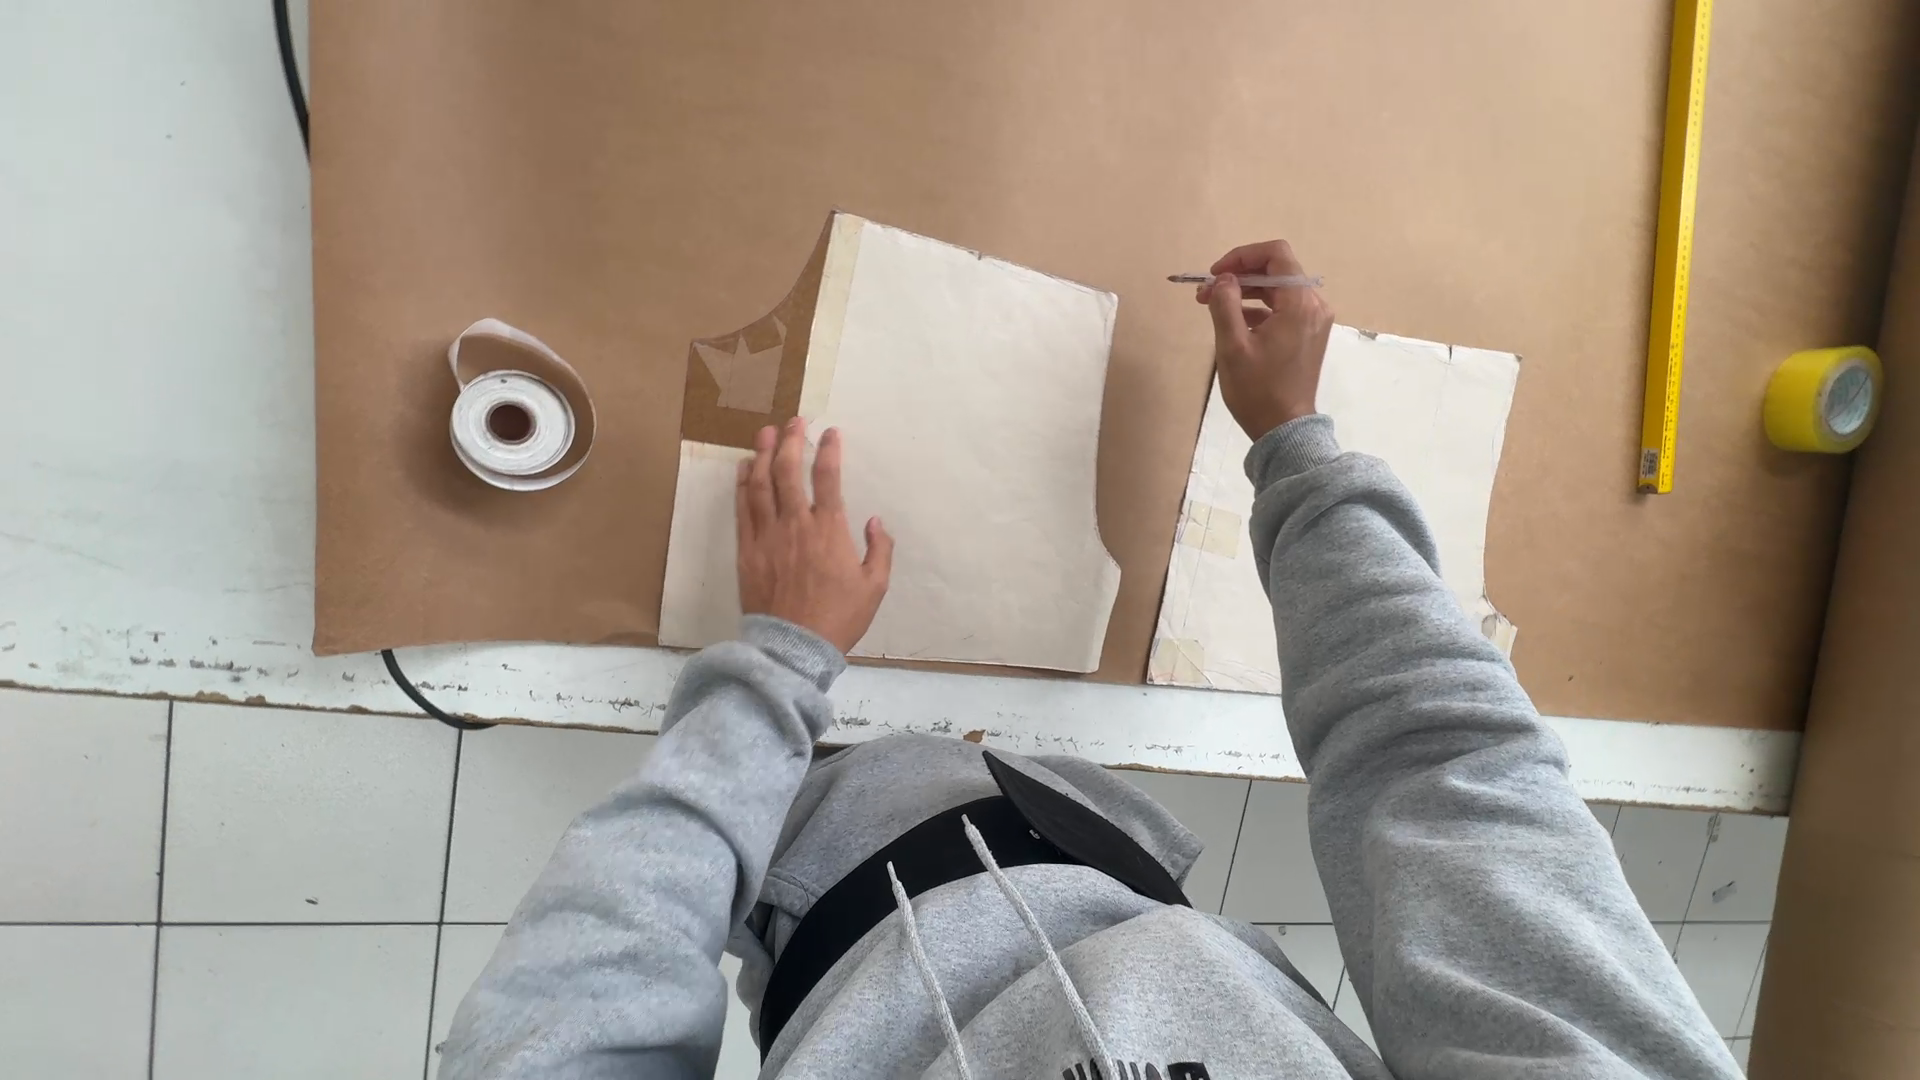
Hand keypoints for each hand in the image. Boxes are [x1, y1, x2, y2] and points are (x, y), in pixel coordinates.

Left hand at [736, 418, 893, 652]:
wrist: (794, 648)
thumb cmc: (839, 618)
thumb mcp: (875, 587)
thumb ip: (879, 549)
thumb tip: (873, 521)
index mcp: (829, 530)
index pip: (828, 477)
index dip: (829, 449)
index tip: (831, 431)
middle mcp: (796, 525)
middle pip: (788, 470)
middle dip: (791, 439)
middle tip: (794, 420)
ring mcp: (767, 536)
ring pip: (760, 484)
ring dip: (762, 453)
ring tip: (765, 432)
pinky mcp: (748, 551)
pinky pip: (743, 509)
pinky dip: (742, 484)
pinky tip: (743, 468)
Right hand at [1195, 240, 1334, 440]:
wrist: (1283, 428)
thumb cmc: (1257, 390)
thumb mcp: (1232, 347)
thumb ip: (1225, 306)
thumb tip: (1222, 280)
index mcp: (1300, 303)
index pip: (1276, 255)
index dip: (1242, 256)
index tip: (1215, 274)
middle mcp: (1314, 305)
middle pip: (1278, 270)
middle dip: (1240, 275)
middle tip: (1206, 291)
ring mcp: (1314, 320)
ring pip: (1279, 289)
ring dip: (1246, 291)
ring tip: (1213, 305)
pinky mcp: (1308, 334)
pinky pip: (1283, 308)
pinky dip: (1258, 307)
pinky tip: (1234, 321)